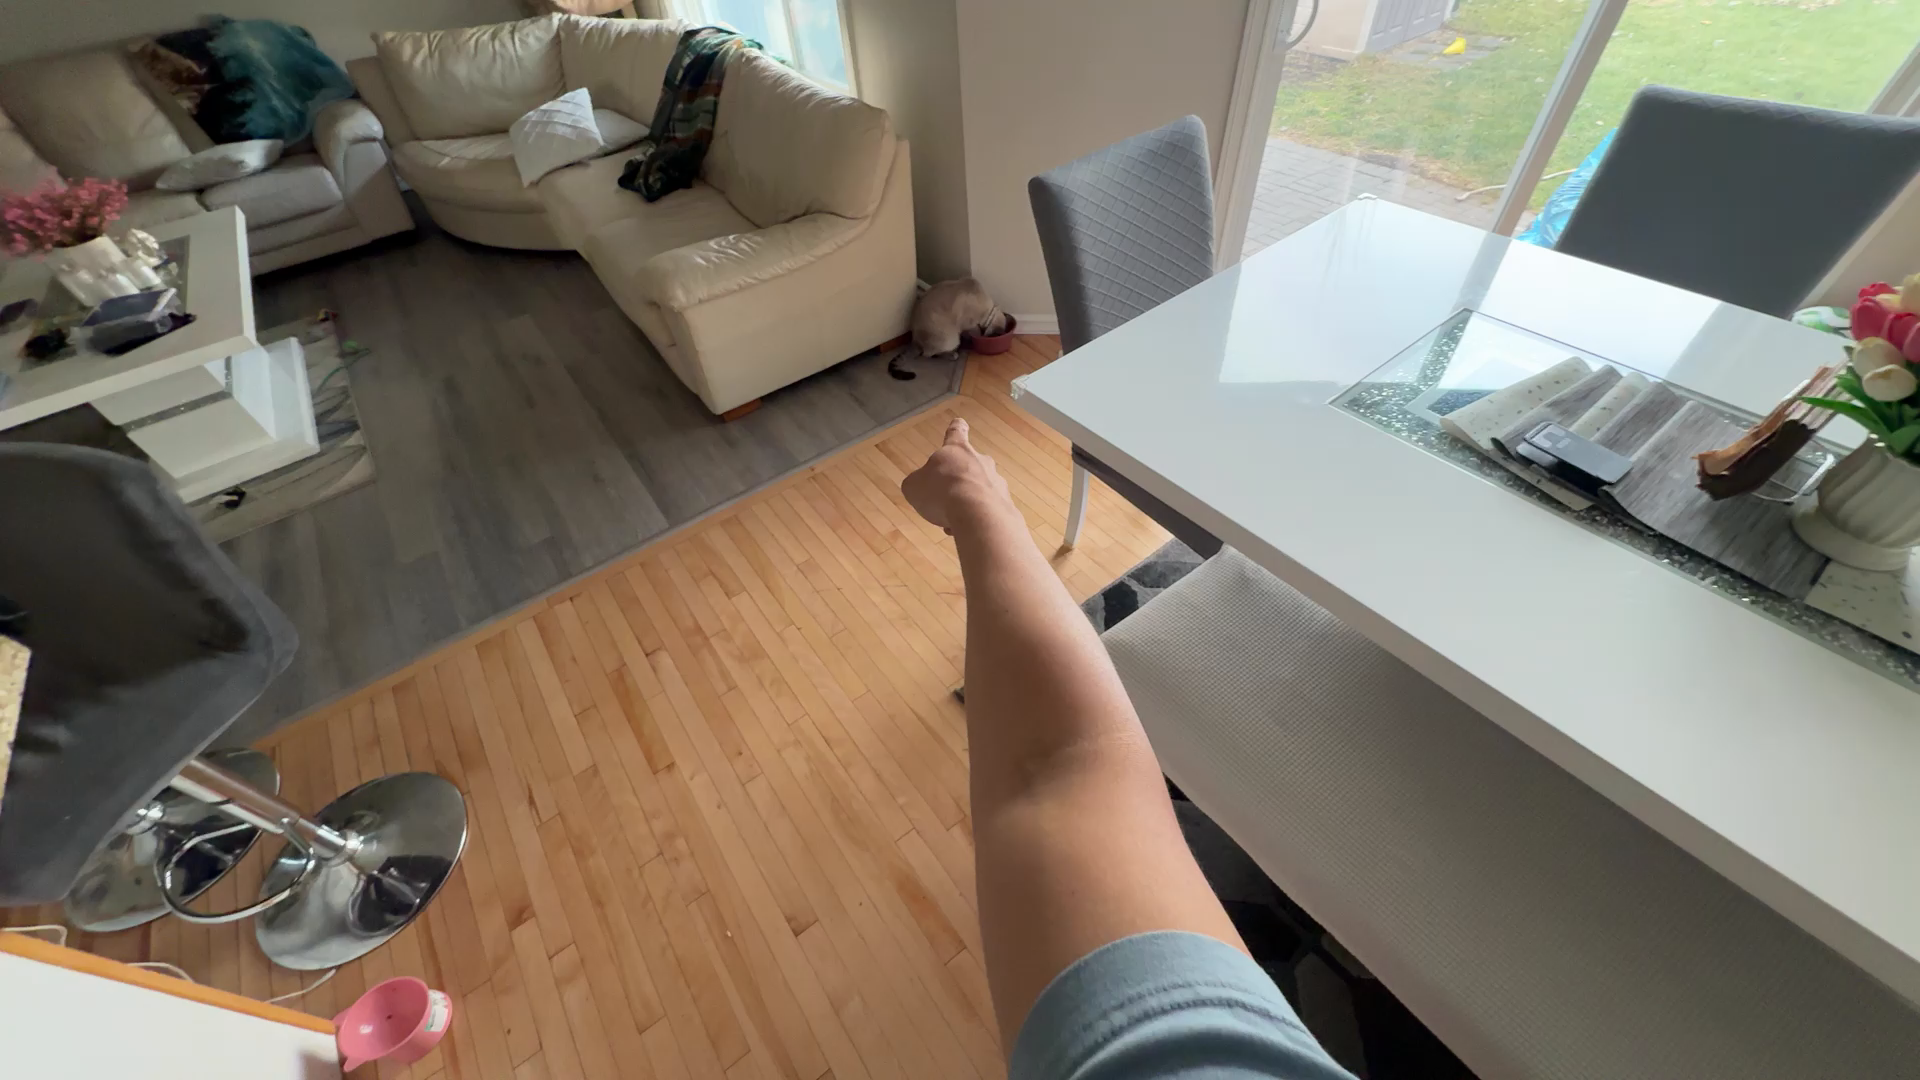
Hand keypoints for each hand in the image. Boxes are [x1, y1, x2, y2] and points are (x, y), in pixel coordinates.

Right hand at [902, 418, 1012, 533]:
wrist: (977, 513)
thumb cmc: (941, 492)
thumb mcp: (914, 487)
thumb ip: (918, 484)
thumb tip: (922, 488)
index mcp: (956, 450)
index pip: (956, 433)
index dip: (956, 428)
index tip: (959, 423)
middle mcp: (981, 461)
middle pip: (969, 466)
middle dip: (957, 481)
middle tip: (943, 500)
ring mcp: (997, 482)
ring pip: (977, 492)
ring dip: (964, 505)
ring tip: (950, 522)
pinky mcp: (1006, 503)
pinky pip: (986, 511)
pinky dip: (975, 520)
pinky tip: (965, 531)